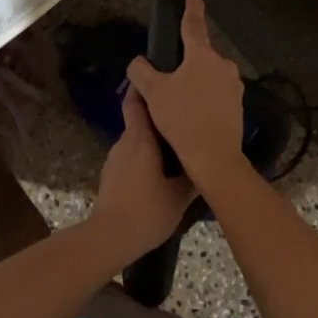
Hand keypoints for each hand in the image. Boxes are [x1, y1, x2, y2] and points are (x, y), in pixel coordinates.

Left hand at [90, 87, 197, 256]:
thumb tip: (207, 162)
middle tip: (182, 118)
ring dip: (154, 140)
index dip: (145, 89)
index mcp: (140, 139)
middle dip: (159, 117)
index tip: (161, 81)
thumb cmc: (147, 211)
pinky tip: (161, 170)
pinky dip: (146, 156)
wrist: (110, 236)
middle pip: (140, 120)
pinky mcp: (113, 174)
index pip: (136, 102)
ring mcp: (116, 158)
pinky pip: (132, 156)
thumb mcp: (179, 196)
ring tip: (178, 146)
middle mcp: (125, 142)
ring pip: (137, 140)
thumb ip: (193, 176)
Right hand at [125, 0, 247, 184]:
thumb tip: (139, 62)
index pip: (193, 24)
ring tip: (178, 102)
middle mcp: (223, 65)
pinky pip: (216, 93)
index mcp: (202, 56)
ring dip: (195, 82)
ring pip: (208, 76)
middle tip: (168, 79)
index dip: (191, 6)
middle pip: (199, 55)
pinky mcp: (238, 106)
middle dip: (186, 62)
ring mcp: (234, 86)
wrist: (215, 158)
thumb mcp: (153, 93)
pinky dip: (204, 98)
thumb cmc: (183, 118)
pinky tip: (192, 114)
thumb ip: (141, 72)